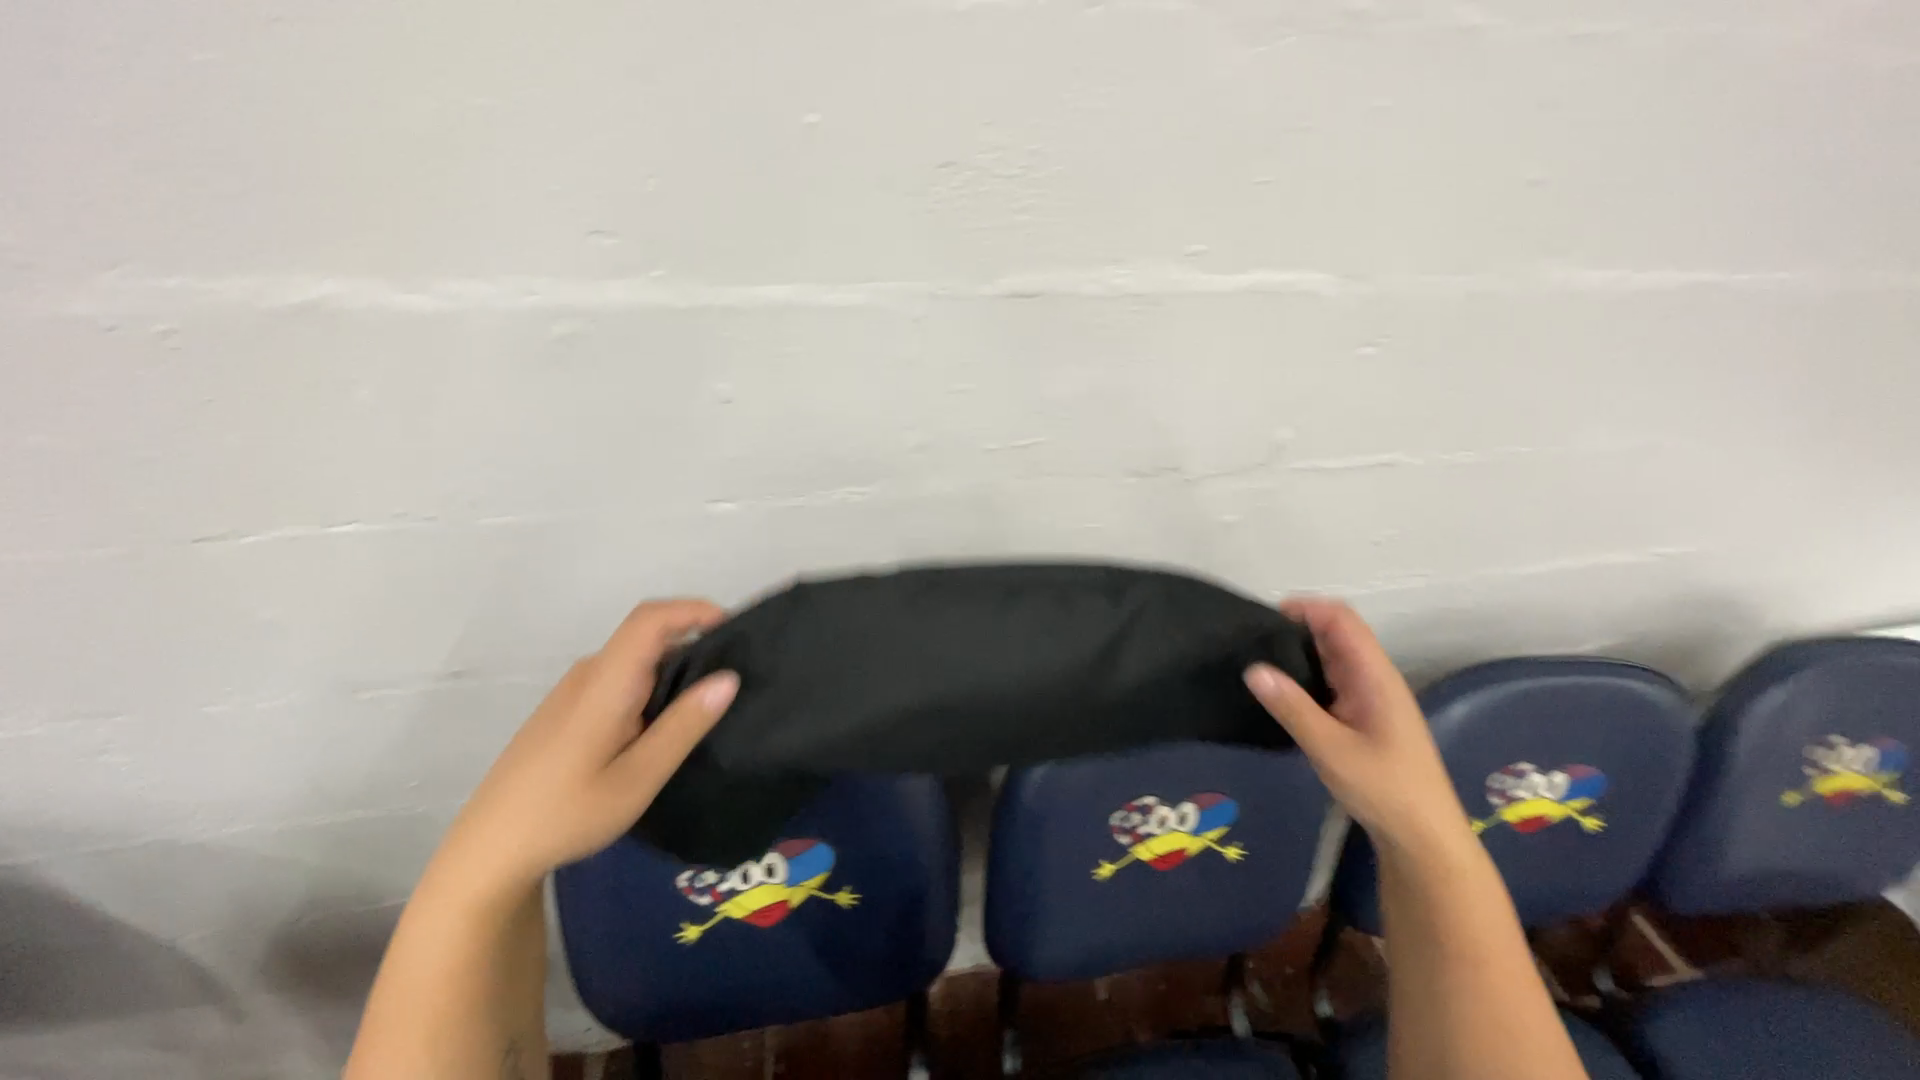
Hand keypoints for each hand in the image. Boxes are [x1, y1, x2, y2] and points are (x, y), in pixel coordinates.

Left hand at [433, 599, 739, 897]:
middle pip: (646, 636)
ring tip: (707, 707)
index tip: (736, 631)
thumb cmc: (566, 814)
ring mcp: (573, 692)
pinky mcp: (567, 711)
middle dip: (694, 642)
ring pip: (634, 660)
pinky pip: (619, 680)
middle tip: (735, 678)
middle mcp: (588, 675)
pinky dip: (652, 687)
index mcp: (605, 683)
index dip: (694, 610)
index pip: (650, 619)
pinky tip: (662, 729)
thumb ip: (683, 725)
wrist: (489, 849)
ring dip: (674, 669)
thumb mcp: (637, 778)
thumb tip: (728, 678)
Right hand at [1243, 597, 1469, 851]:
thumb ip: (1291, 707)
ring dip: (1301, 654)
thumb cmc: (1383, 788)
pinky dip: (1307, 677)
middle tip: (1252, 642)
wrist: (1423, 836)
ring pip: (1333, 659)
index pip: (1342, 620)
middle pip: (1337, 635)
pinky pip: (1333, 683)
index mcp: (1375, 676)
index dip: (1306, 608)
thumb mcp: (1330, 748)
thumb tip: (1253, 668)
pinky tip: (1281, 694)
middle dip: (1298, 629)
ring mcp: (1371, 699)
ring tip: (1258, 663)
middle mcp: (1375, 679)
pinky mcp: (1364, 718)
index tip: (1264, 618)